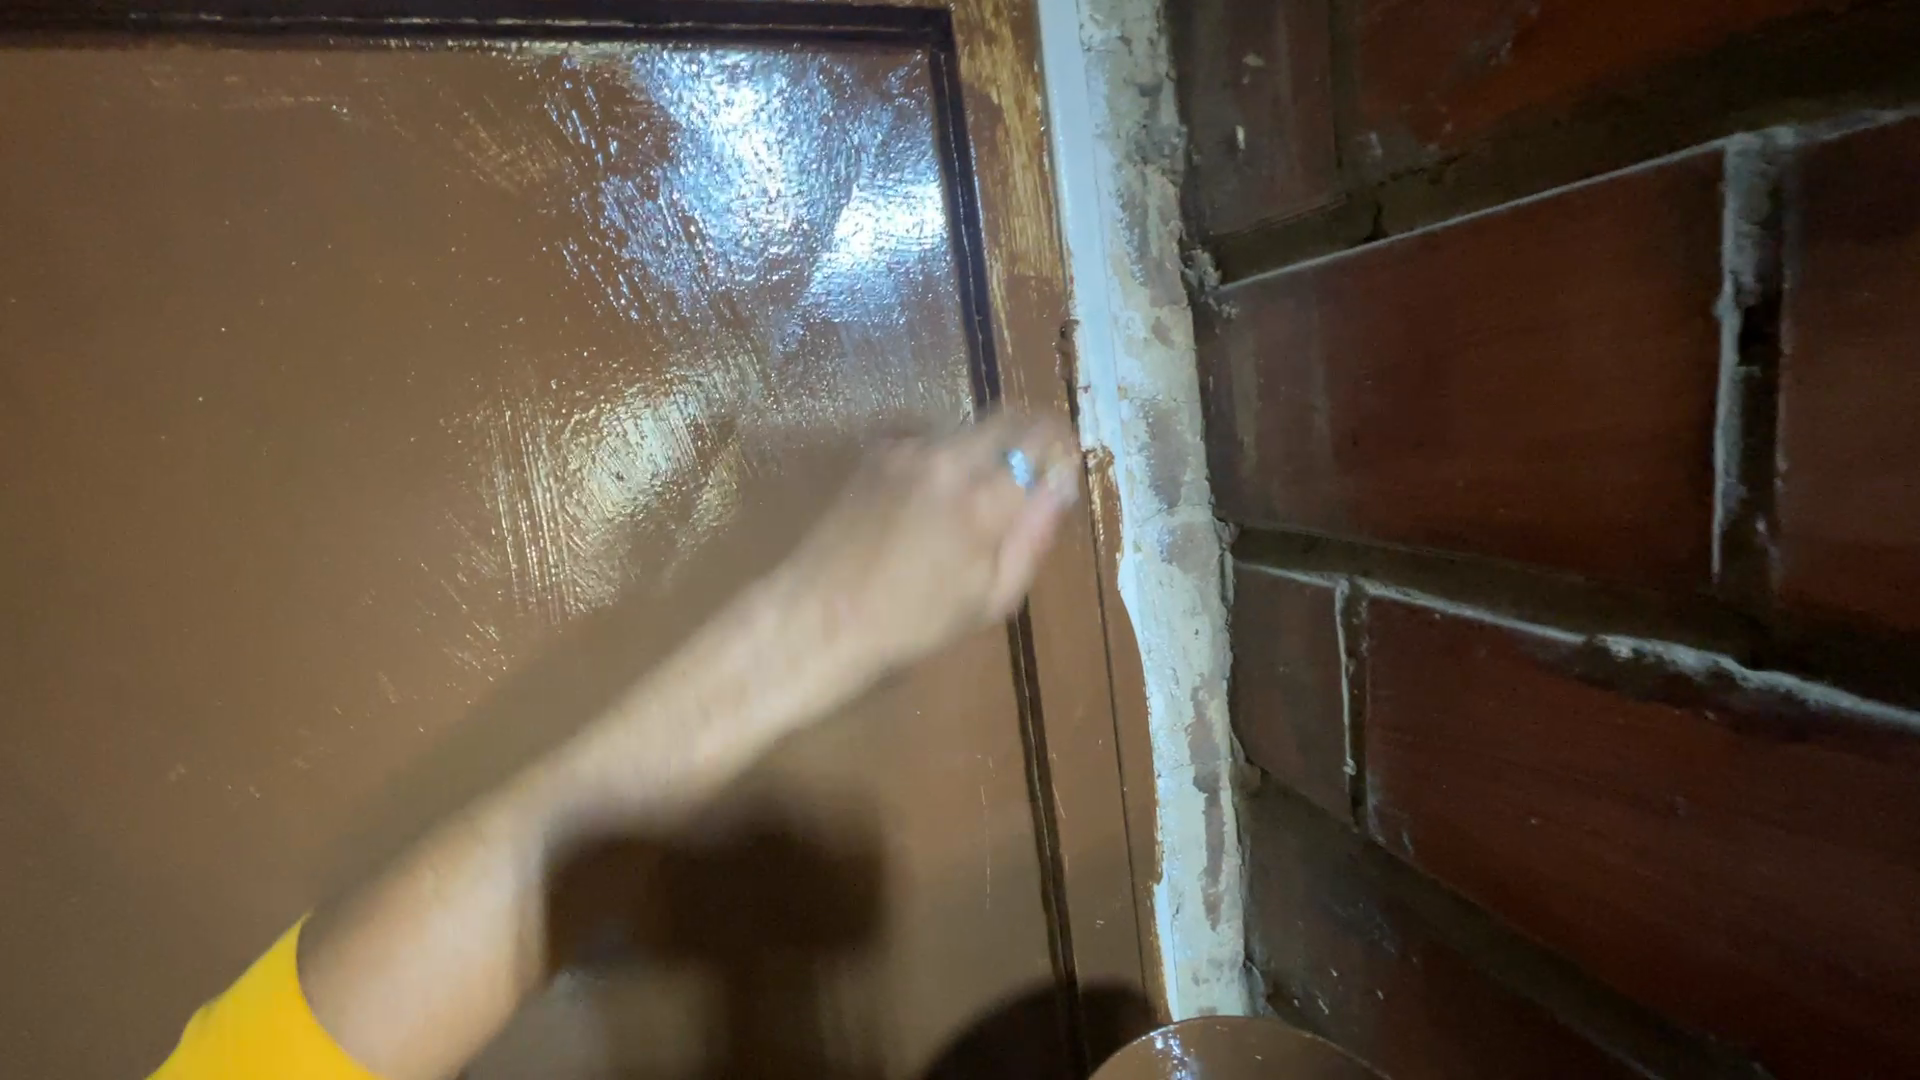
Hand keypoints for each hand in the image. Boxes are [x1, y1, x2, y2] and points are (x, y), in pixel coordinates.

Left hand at [770, 411, 1080, 681]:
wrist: (822, 615)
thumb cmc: (914, 622)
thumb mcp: (992, 598)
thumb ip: (1034, 537)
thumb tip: (1061, 486)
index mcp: (982, 500)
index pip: (1042, 440)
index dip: (1062, 448)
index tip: (1064, 466)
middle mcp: (948, 458)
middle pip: (1009, 417)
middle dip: (1029, 437)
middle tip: (1030, 473)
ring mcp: (907, 449)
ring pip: (968, 428)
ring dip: (985, 450)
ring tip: (973, 500)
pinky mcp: (878, 450)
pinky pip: (931, 439)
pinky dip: (946, 458)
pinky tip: (931, 501)